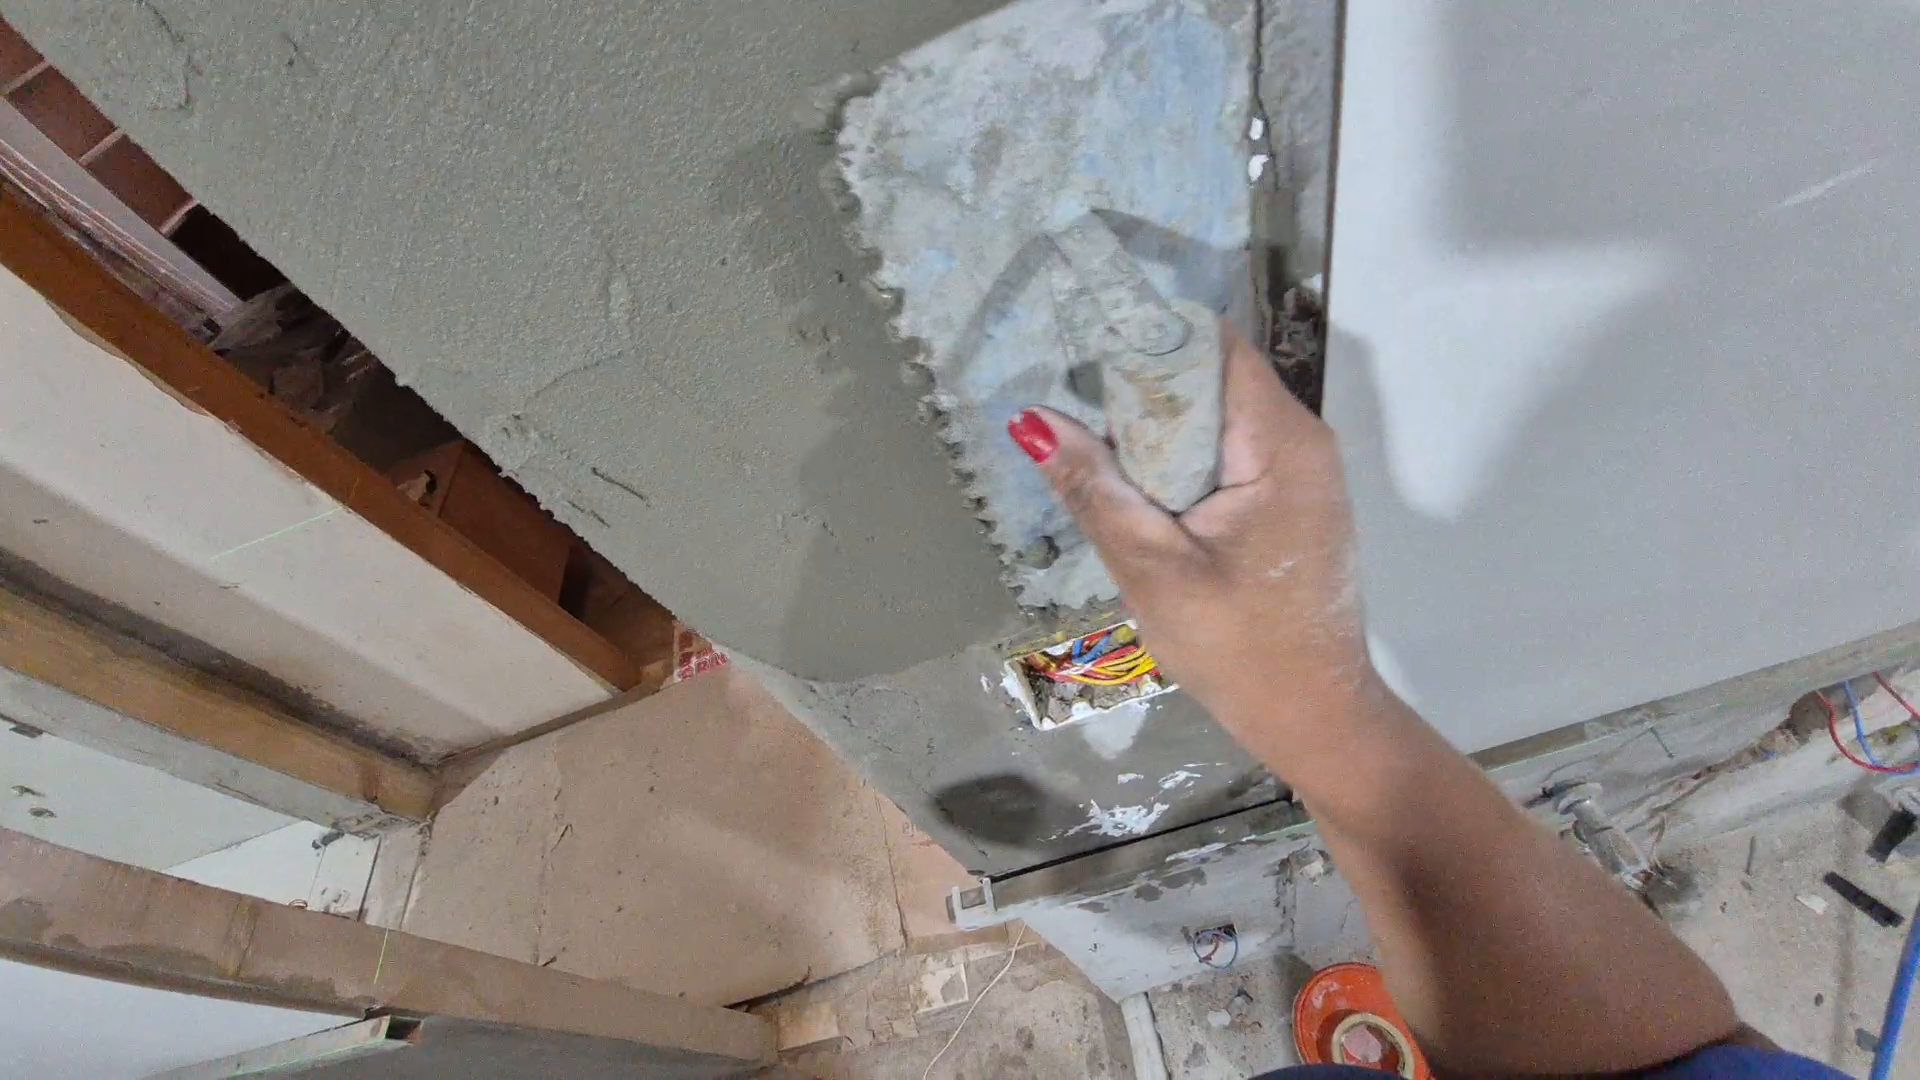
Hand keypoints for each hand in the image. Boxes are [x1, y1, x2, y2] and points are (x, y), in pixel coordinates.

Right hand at [1007, 327, 1371, 724]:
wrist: (1312, 717)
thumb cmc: (1237, 649)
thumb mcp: (1151, 568)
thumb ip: (1094, 489)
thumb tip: (1033, 421)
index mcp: (1280, 444)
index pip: (1213, 348)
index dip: (1147, 340)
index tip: (1081, 352)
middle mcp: (1298, 442)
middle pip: (1210, 379)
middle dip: (1140, 390)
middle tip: (1071, 410)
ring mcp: (1295, 472)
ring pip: (1212, 419)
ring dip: (1153, 431)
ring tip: (1090, 449)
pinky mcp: (1283, 501)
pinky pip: (1222, 455)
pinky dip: (1175, 461)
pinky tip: (1133, 487)